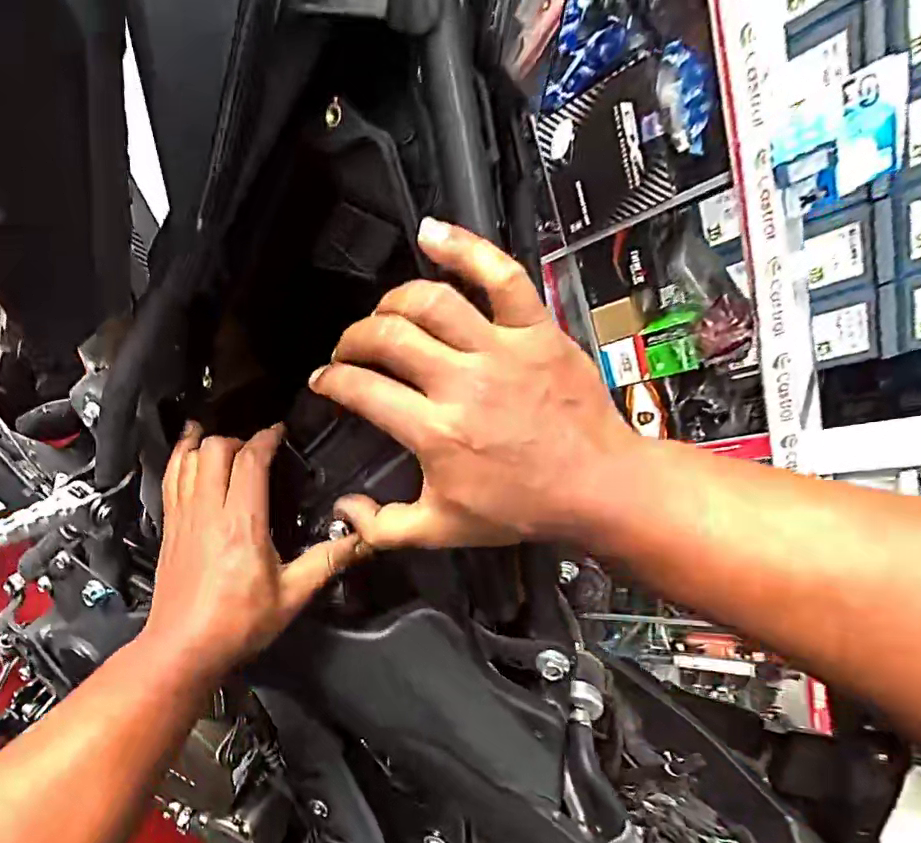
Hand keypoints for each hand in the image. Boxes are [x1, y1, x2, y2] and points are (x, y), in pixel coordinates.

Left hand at [140, 423, 367, 678]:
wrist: (184, 648)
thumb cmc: (235, 626)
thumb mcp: (292, 596)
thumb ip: (326, 562)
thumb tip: (359, 541)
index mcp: (241, 524)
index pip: (250, 460)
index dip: (266, 438)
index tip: (278, 433)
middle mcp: (207, 513)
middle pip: (214, 449)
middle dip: (237, 439)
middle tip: (256, 448)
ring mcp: (183, 518)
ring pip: (187, 459)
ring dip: (204, 443)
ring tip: (220, 437)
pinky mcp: (168, 529)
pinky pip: (169, 480)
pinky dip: (178, 459)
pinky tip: (186, 456)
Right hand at [309, 218, 642, 548]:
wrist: (596, 488)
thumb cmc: (524, 507)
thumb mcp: (441, 530)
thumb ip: (382, 528)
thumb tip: (346, 510)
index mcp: (436, 432)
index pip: (362, 390)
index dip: (330, 381)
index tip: (324, 381)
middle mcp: (463, 384)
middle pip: (387, 338)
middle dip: (352, 338)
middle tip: (348, 349)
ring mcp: (500, 351)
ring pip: (431, 301)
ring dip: (393, 301)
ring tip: (383, 313)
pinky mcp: (535, 331)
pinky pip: (500, 274)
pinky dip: (465, 247)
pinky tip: (434, 234)